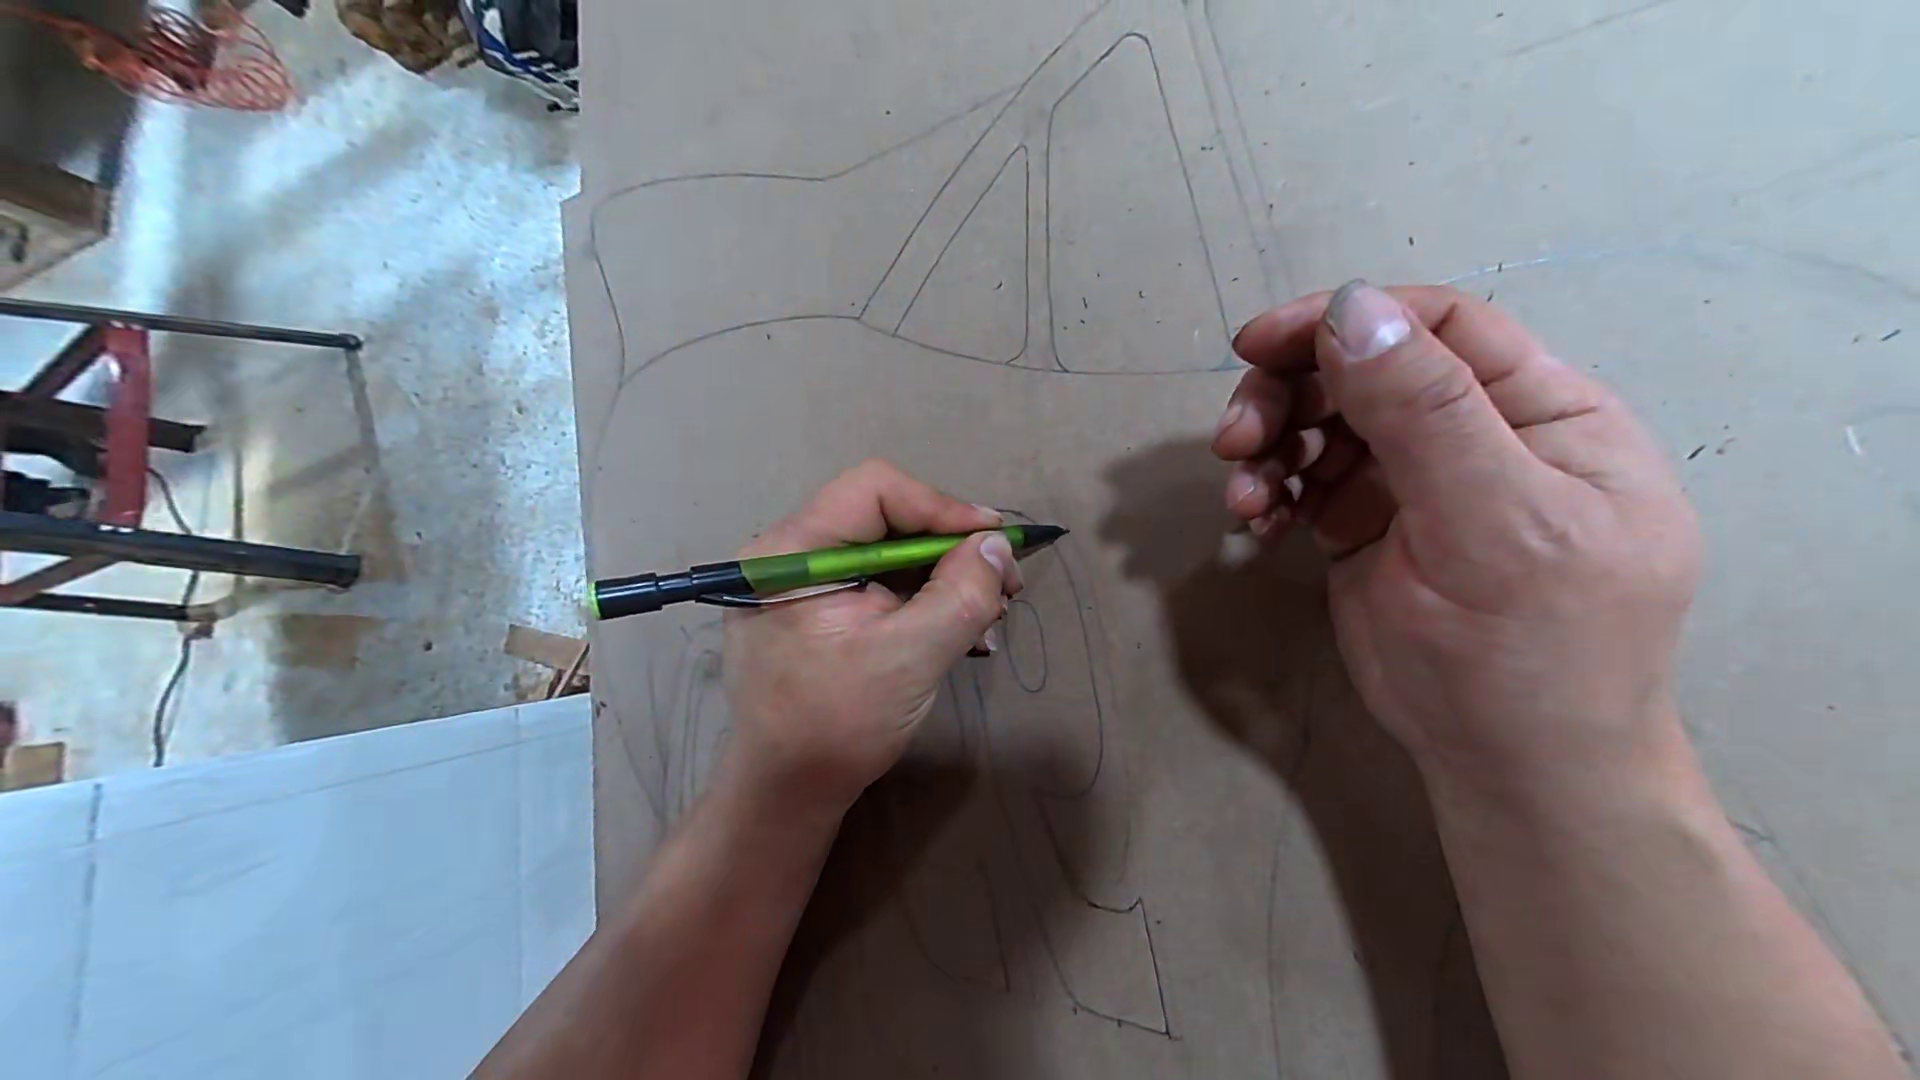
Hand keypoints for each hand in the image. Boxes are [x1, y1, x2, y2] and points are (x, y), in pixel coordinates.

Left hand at [721, 460, 1022, 814]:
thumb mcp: (909, 659)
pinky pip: (884, 585)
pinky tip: (963, 632)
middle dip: (952, 549)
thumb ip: (960, 596)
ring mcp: (808, 583)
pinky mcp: (824, 609)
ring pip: (892, 554)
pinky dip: (927, 601)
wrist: (789, 793)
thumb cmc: (836, 727)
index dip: (941, 507)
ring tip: (989, 616)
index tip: (993, 540)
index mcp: (793, 552)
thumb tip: (996, 546)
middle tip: (1004, 584)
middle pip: (887, 520)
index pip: (874, 491)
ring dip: (947, 579)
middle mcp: (794, 555)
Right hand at [1213, 281, 1701, 793]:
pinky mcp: (1359, 521)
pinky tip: (1258, 524)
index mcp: (1536, 410)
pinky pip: (1301, 480)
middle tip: (1232, 440)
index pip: (1434, 326)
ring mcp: (1408, 479)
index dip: (1341, 319)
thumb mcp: (1491, 522)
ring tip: (1244, 498)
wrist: (1504, 760)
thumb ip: (1425, 411)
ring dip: (1267, 449)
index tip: (1253, 345)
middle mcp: (1468, 432)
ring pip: (1320, 425)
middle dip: (1286, 396)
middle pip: (1359, 372)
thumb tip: (1351, 307)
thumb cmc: (1526, 647)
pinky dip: (1269, 491)